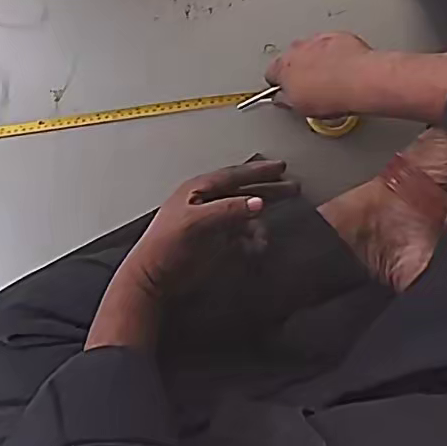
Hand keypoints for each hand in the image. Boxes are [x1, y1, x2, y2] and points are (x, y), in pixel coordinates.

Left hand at [85, 161, 298, 348]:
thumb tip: (259, 201)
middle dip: (268, 188)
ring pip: (244, 214)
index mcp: (198, 190)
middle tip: (292, 186)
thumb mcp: (196, 222)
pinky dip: (253, 238)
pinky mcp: (215, 243)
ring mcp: (212, 223)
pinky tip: (260, 244)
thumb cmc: (166, 245)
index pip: (234, 175)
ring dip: (261, 219)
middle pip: (243, 190)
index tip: (281, 167)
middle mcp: (207, 203)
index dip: (259, 171)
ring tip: (277, 222)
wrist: (154, 278)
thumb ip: (228, 210)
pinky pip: (241, 236)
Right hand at [266, 32, 378, 116]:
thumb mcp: (300, 108)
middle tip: (311, 86)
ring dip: (317, 60)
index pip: (270, 74)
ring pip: (311, 49)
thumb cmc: (332, 94)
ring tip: (330, 78)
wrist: (361, 80)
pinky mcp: (338, 37)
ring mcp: (317, 41)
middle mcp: (296, 49)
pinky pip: (332, 44)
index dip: (279, 85)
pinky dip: (335, 53)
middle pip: (290, 59)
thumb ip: (286, 99)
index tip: (287, 92)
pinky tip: (343, 67)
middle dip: (298, 69)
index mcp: (282, 67)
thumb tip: (284, 99)